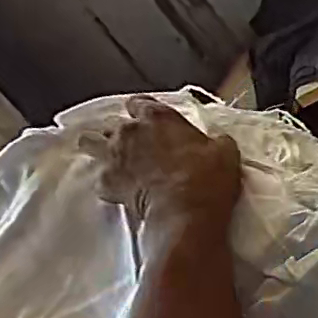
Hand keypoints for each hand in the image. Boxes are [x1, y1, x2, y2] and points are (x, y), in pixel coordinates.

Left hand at [98, 96, 242, 232]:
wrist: (185, 214)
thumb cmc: (206, 179)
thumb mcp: (224, 152)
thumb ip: (215, 142)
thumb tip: (217, 143)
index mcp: (158, 117)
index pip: (140, 103)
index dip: (143, 113)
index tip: (150, 123)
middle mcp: (131, 131)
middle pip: (114, 124)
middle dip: (122, 134)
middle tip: (137, 149)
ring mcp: (115, 156)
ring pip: (92, 143)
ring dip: (101, 150)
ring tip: (113, 162)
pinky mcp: (108, 183)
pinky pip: (100, 180)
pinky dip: (108, 185)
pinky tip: (118, 193)